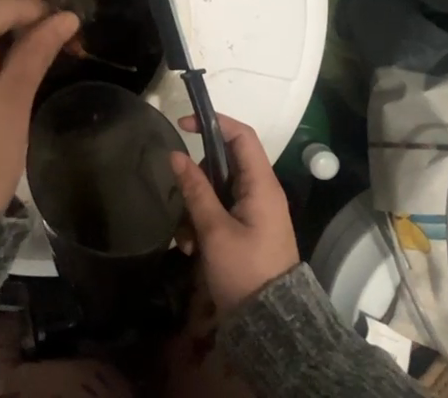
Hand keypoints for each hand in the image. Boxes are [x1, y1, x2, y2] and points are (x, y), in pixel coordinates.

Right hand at [171, 113, 299, 314]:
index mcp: (261, 186)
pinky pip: (220, 211)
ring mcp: (255, 212)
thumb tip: (176, 154)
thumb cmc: (245, 271)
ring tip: (184, 238)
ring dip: (195, 207)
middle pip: (224, 163)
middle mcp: (261, 193)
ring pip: (217, 189)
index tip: (182, 125)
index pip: (242, 135)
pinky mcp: (248, 230)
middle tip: (181, 198)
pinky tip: (190, 247)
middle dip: (196, 178)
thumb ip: (195, 190)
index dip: (213, 123)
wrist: (271, 324)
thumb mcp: (214, 230)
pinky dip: (202, 223)